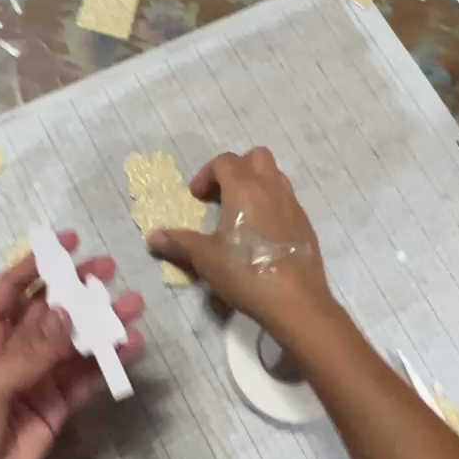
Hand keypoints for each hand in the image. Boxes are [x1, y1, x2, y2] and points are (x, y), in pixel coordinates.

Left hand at [0, 231, 144, 458]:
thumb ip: (30, 349)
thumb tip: (66, 310)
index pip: (10, 289)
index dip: (37, 264)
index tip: (69, 242)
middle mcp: (7, 351)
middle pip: (47, 311)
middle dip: (77, 291)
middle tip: (110, 270)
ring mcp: (34, 379)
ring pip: (71, 343)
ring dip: (99, 326)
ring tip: (133, 307)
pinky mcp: (55, 407)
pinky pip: (83, 377)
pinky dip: (105, 363)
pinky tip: (129, 348)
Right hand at [147, 148, 337, 332]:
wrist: (296, 301)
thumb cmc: (246, 272)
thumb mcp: (205, 259)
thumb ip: (179, 243)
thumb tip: (152, 237)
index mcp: (244, 188)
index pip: (224, 161)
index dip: (206, 174)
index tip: (196, 197)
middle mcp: (271, 188)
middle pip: (256, 157)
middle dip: (236, 168)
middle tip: (221, 194)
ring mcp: (293, 205)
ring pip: (275, 176)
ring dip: (256, 184)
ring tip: (241, 212)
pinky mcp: (305, 224)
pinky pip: (286, 200)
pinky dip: (271, 204)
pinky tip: (261, 234)